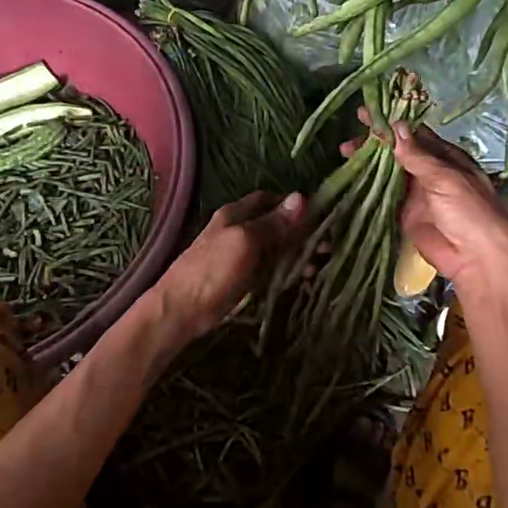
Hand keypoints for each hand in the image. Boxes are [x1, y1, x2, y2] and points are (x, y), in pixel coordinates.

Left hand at [150, 191, 305, 341]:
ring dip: (298, 252)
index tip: (320, 214)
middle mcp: (238, 230)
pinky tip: (303, 277)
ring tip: (320, 262)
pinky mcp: (242, 278)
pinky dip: (288, 269)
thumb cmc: (211, 271)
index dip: (293, 204)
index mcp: (235, 214)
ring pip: (275, 247)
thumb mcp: (245, 242)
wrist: (180, 310)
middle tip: (327, 244)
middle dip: (301, 231)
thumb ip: (273, 223)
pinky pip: (270, 268)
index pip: (269, 199)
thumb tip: (302, 197)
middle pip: (275, 224)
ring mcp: (240, 255)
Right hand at [348, 113, 507, 290]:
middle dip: (377, 139)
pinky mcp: (404, 213)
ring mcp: (416, 193)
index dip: (393, 122)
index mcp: (446, 158)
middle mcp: (430, 171)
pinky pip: (384, 195)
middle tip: (352, 126)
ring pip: (388, 171)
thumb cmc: (469, 212)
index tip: (369, 112)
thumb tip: (396, 127)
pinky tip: (351, 174)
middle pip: (399, 150)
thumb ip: (418, 155)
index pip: (415, 134)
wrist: (475, 258)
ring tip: (345, 150)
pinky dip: (368, 185)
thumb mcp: (445, 178)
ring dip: (369, 160)